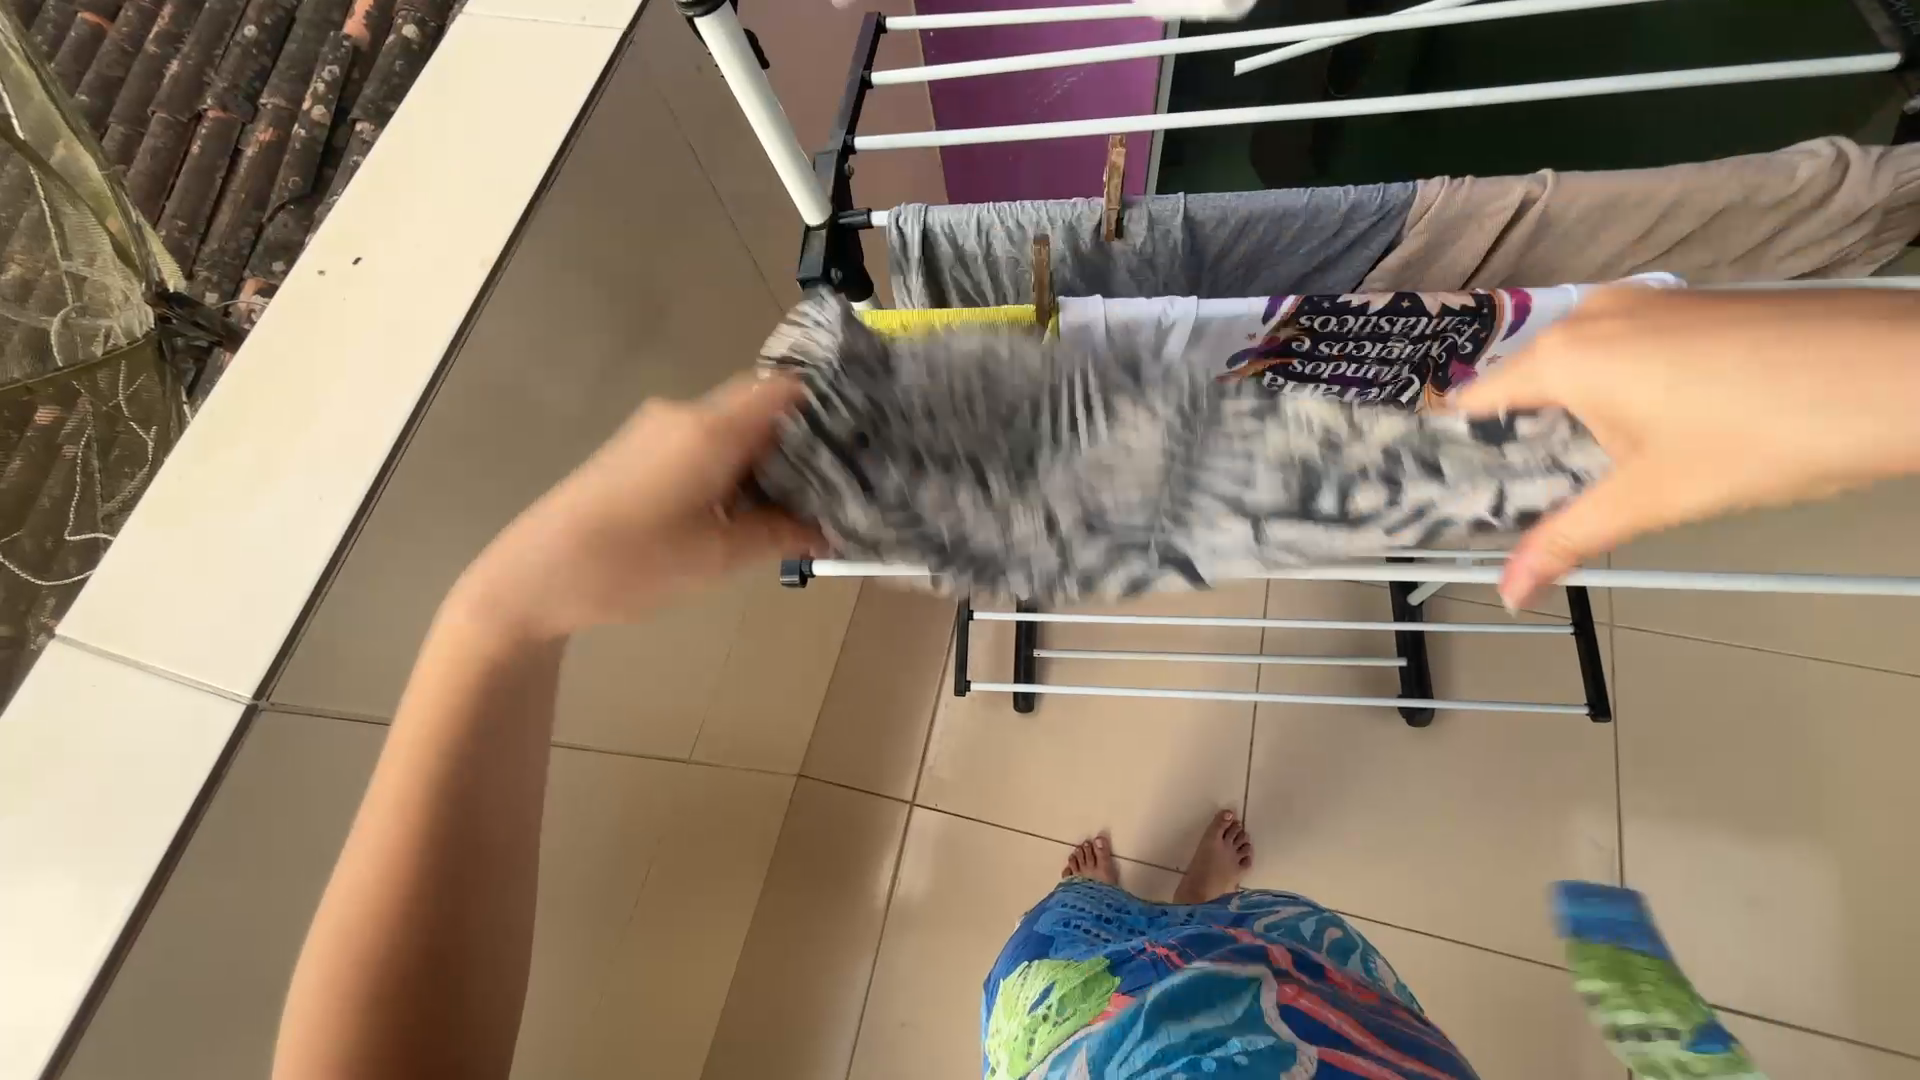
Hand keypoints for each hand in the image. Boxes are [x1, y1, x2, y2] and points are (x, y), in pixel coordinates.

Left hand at [449, 372, 820, 640]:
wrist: (532, 578)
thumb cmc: (632, 564)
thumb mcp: (719, 557)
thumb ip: (782, 535)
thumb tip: (832, 532)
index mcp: (710, 430)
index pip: (784, 390)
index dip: (827, 406)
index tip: (861, 438)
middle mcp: (685, 416)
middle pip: (761, 408)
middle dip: (804, 441)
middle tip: (841, 481)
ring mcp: (658, 431)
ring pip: (734, 429)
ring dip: (768, 459)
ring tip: (802, 503)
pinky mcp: (641, 452)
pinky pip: (706, 444)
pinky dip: (736, 467)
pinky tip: (748, 509)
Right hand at [1453, 287, 1919, 609]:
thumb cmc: (1769, 434)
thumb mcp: (1653, 498)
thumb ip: (1566, 541)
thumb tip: (1507, 595)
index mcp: (1563, 356)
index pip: (1474, 400)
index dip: (1460, 446)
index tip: (1458, 484)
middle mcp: (1590, 316)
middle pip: (1524, 384)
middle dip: (1523, 435)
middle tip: (1533, 488)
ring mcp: (1646, 302)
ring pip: (1576, 364)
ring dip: (1574, 411)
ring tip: (1597, 462)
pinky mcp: (1693, 303)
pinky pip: (1623, 347)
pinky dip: (1618, 384)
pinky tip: (1659, 421)